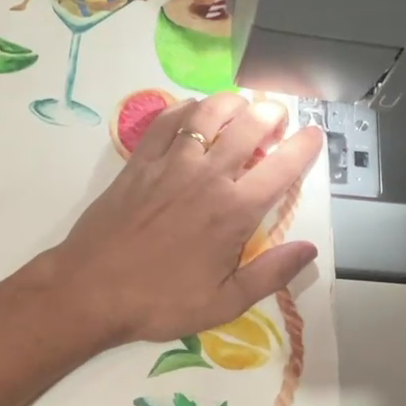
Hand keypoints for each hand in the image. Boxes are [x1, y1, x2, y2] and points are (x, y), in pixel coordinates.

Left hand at [40, 92, 324, 348]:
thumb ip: (270, 274)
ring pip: (208, 114)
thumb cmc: (160, 302)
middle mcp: (207, 178)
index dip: (303, 146)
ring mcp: (171, 164)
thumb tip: (308, 250)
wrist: (92, 289)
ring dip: (232, 103)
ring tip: (242, 104)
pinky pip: (167, 121)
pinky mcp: (140, 162)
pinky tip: (194, 109)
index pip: (281, 168)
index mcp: (234, 212)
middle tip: (278, 114)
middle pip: (248, 128)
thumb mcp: (223, 302)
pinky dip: (186, 108)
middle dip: (271, 114)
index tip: (314, 134)